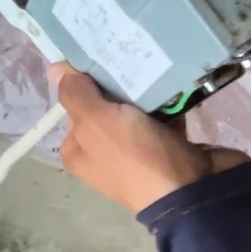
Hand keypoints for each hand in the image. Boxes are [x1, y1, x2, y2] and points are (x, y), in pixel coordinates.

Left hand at [49, 62, 249, 212]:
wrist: (194, 189)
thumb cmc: (138, 156)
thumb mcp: (98, 122)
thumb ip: (77, 94)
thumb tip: (56, 68)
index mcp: (79, 150)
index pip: (77, 106)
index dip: (89, 83)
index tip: (107, 61)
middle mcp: (105, 154)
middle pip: (110, 108)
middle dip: (124, 88)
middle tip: (138, 65)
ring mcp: (141, 154)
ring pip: (142, 114)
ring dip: (152, 96)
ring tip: (163, 74)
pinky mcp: (172, 151)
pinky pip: (168, 121)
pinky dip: (174, 108)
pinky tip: (183, 92)